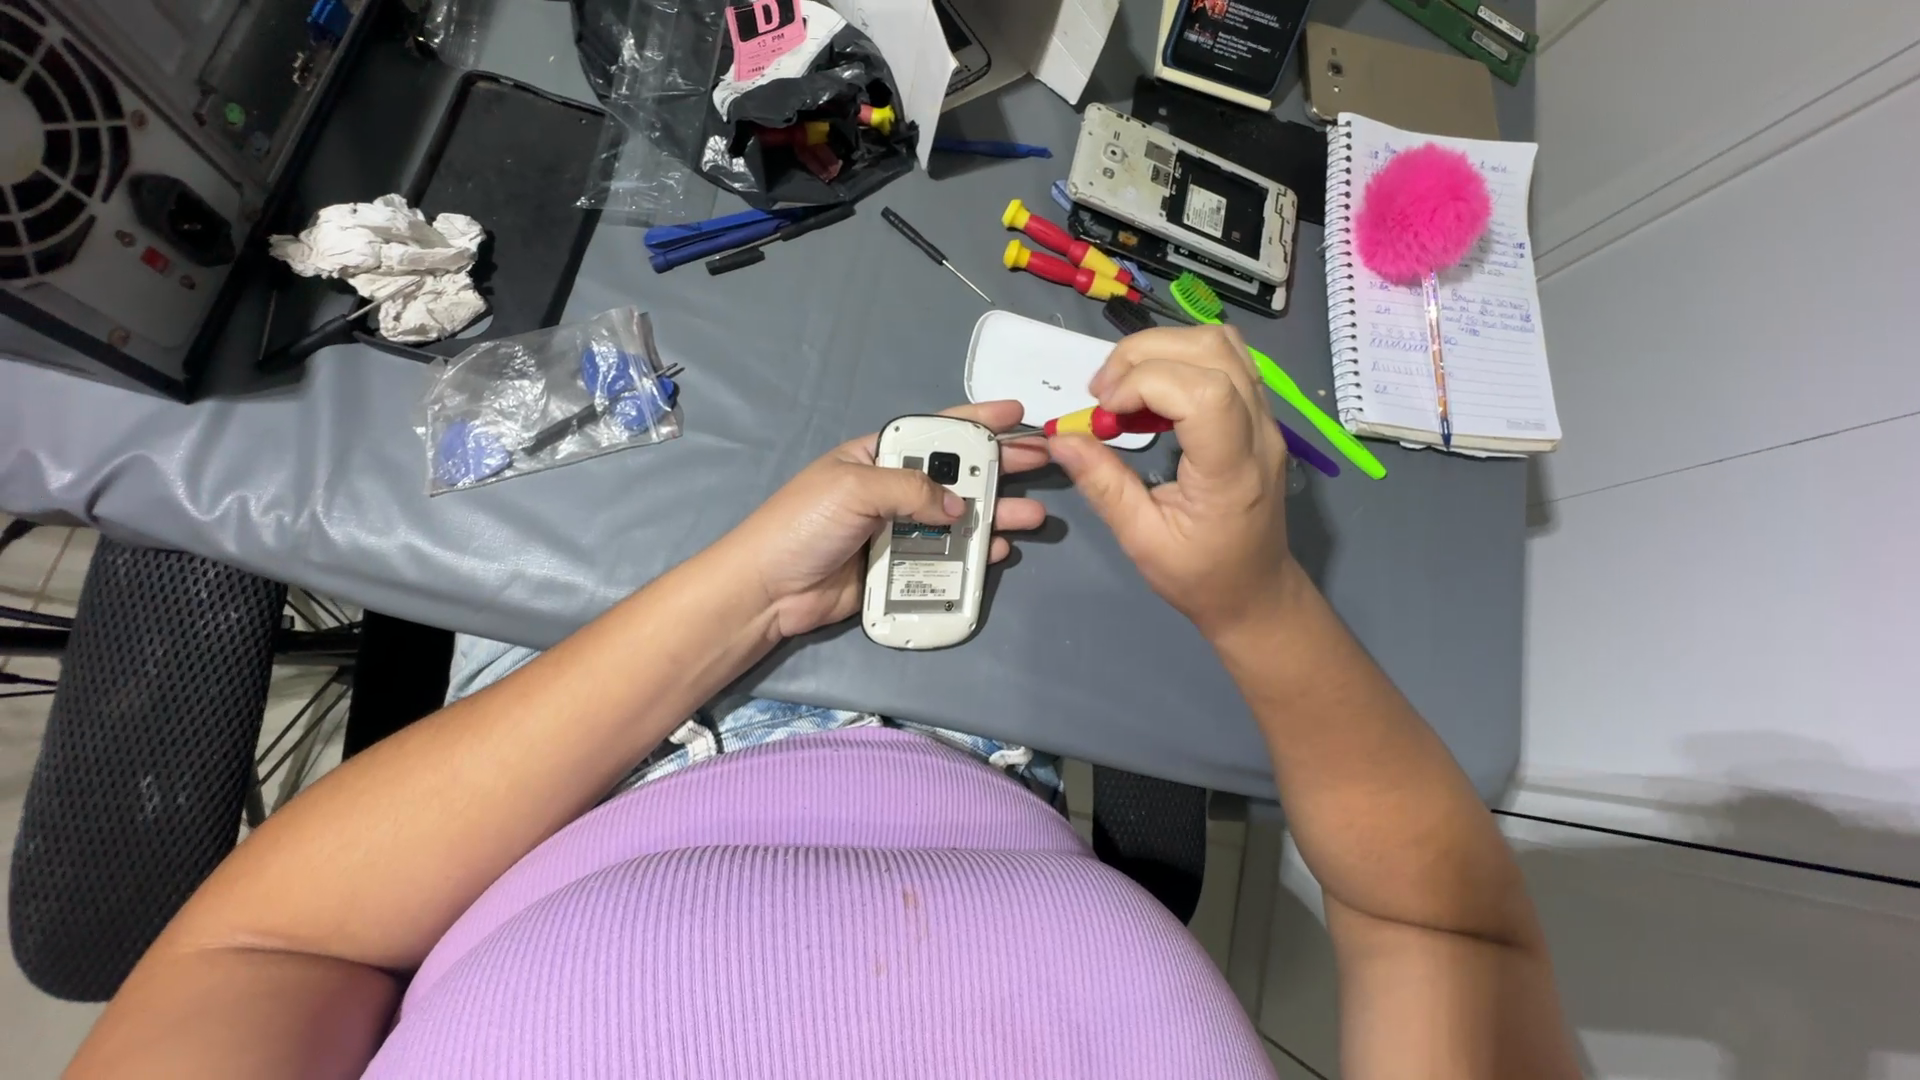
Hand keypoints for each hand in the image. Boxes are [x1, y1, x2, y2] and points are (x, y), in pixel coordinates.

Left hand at [718, 400, 1051, 638]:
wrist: (771, 589)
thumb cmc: (805, 524)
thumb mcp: (855, 490)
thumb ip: (912, 491)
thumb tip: (960, 508)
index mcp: (879, 458)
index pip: (935, 432)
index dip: (977, 420)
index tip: (1016, 413)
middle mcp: (896, 490)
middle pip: (957, 475)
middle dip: (1000, 468)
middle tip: (1042, 462)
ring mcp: (901, 529)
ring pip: (960, 518)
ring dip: (996, 515)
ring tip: (1032, 517)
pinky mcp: (903, 566)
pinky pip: (949, 556)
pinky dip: (975, 553)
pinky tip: (998, 551)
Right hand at [1049, 326, 1296, 637]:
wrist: (1256, 592)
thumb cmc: (1200, 576)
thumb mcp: (1141, 540)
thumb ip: (1102, 484)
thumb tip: (1061, 437)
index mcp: (1231, 471)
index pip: (1203, 391)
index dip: (1144, 382)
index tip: (1103, 413)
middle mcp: (1259, 432)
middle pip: (1211, 349)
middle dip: (1143, 356)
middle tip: (1101, 396)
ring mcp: (1265, 418)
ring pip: (1221, 342)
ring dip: (1161, 350)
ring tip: (1124, 388)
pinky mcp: (1259, 414)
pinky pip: (1226, 359)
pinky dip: (1180, 359)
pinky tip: (1152, 393)